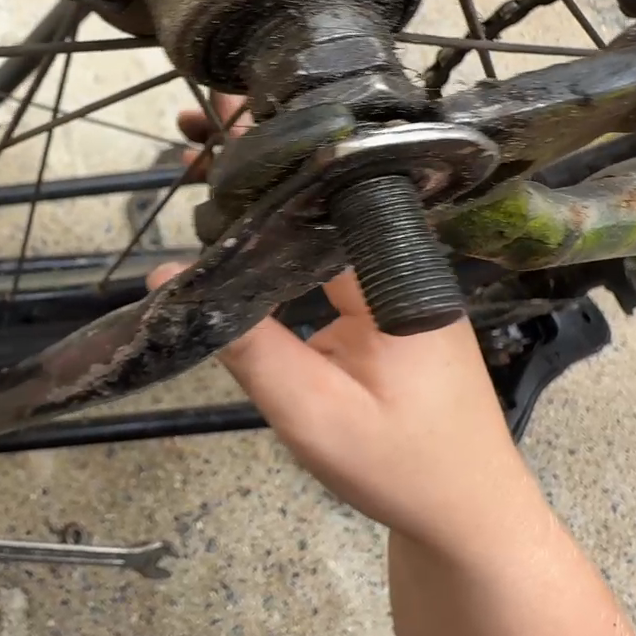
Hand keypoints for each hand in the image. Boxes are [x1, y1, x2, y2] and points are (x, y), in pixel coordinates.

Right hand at [153, 94, 544, 558]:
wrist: (466, 517)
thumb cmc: (400, 468)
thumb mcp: (312, 415)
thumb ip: (246, 347)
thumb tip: (169, 276)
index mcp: (395, 278)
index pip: (330, 192)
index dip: (274, 152)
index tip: (225, 118)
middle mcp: (398, 264)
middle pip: (322, 190)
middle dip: (259, 153)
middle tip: (197, 125)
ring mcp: (389, 281)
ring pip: (320, 216)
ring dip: (264, 186)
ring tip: (204, 159)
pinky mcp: (377, 300)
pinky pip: (321, 247)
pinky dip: (277, 226)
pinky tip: (238, 222)